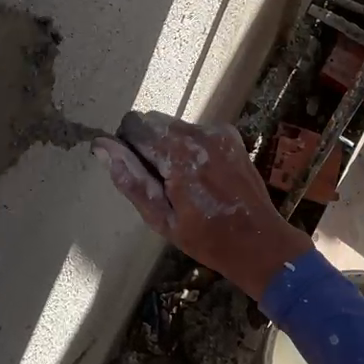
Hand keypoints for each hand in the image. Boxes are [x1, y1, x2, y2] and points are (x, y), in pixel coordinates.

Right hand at [94, 111, 313, 298]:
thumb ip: (130, 180)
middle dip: (148, 145)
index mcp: (178, 153)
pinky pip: (194, 130)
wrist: (261, 243)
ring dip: (168, 145)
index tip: (139, 174)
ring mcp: (216, 130)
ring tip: (184, 182)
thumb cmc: (207, 239)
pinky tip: (202, 175)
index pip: (134, 125)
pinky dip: (189, 145)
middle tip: (162, 182)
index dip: (128, 147)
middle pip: (153, 121)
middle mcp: (197, 132)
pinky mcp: (229, 133)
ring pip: (173, 124)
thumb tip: (102, 147)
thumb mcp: (161, 218)